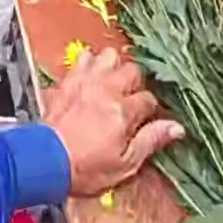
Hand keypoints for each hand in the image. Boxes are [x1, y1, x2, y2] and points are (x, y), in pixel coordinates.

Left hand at [45, 47, 185, 196]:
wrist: (45, 159)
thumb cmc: (85, 168)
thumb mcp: (125, 165)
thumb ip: (151, 141)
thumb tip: (177, 127)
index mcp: (124, 111)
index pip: (149, 99)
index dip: (149, 110)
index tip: (144, 118)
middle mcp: (109, 88)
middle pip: (134, 70)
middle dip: (135, 83)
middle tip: (129, 99)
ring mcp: (88, 79)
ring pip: (110, 55)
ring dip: (114, 66)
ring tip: (112, 82)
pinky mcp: (71, 78)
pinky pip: (85, 56)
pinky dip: (90, 62)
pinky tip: (91, 76)